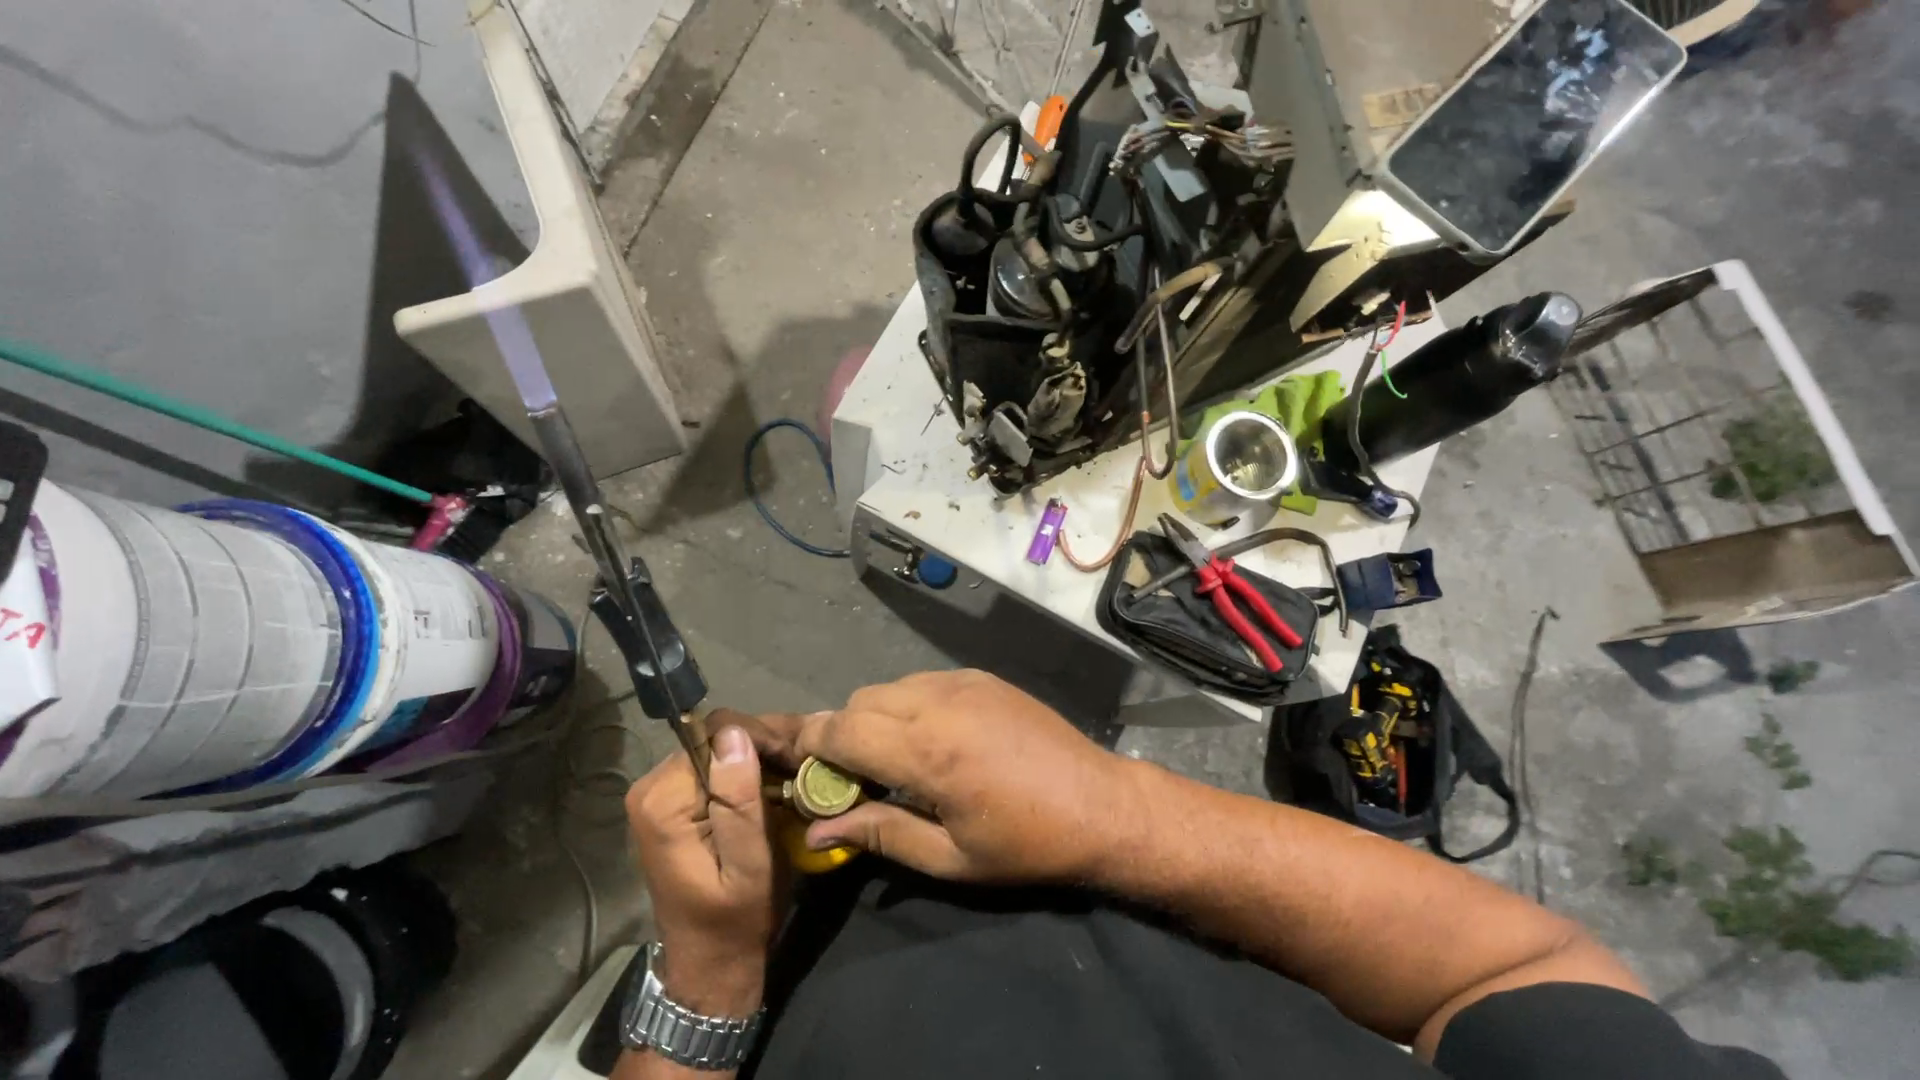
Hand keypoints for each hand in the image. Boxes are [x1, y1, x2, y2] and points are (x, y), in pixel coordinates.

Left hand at [625, 722, 777, 1014]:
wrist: (711, 963)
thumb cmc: (735, 919)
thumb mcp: (750, 865)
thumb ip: (739, 800)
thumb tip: (733, 734)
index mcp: (662, 800)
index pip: (717, 733)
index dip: (763, 741)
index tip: (797, 766)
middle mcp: (649, 789)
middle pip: (715, 736)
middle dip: (763, 748)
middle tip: (800, 775)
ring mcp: (657, 795)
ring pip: (717, 748)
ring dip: (758, 760)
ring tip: (792, 782)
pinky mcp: (670, 804)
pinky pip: (712, 768)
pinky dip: (746, 774)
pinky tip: (771, 791)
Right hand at [783, 670, 1140, 883]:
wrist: (1100, 803)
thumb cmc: (1025, 843)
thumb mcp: (950, 858)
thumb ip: (880, 834)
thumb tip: (815, 830)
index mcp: (927, 752)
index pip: (841, 730)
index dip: (810, 745)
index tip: (797, 767)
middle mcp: (938, 704)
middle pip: (858, 702)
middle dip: (842, 734)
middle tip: (853, 776)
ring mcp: (963, 683)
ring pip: (889, 688)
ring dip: (875, 717)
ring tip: (896, 760)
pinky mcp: (982, 677)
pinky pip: (922, 681)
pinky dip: (908, 704)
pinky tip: (932, 738)